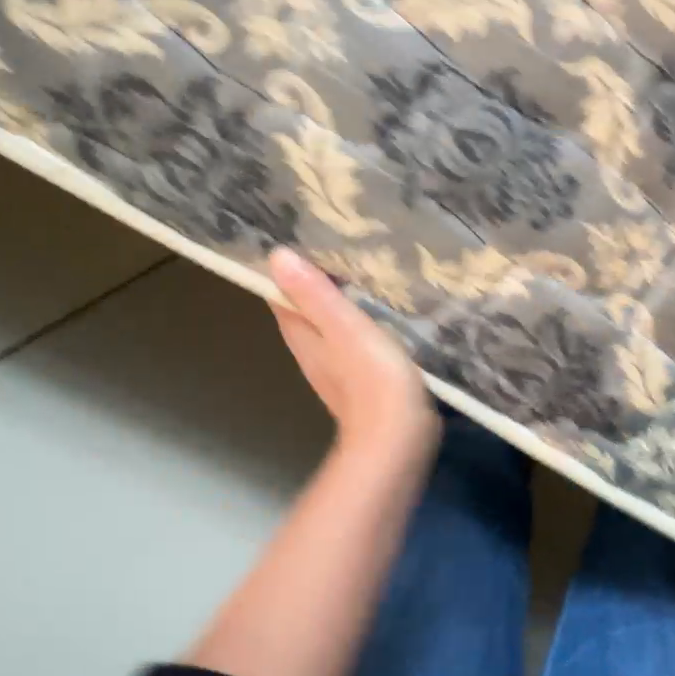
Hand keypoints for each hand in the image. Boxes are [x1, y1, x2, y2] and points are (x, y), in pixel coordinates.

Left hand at [267, 248, 438, 462]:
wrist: (397, 436)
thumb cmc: (373, 377)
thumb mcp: (347, 328)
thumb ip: (316, 294)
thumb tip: (276, 256)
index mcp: (303, 336)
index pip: (282, 295)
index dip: (288, 270)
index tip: (304, 239)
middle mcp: (313, 352)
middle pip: (306, 311)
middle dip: (317, 283)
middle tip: (342, 249)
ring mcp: (339, 369)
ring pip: (331, 327)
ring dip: (342, 304)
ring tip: (366, 275)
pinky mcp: (366, 380)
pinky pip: (356, 342)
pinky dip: (363, 324)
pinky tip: (385, 316)